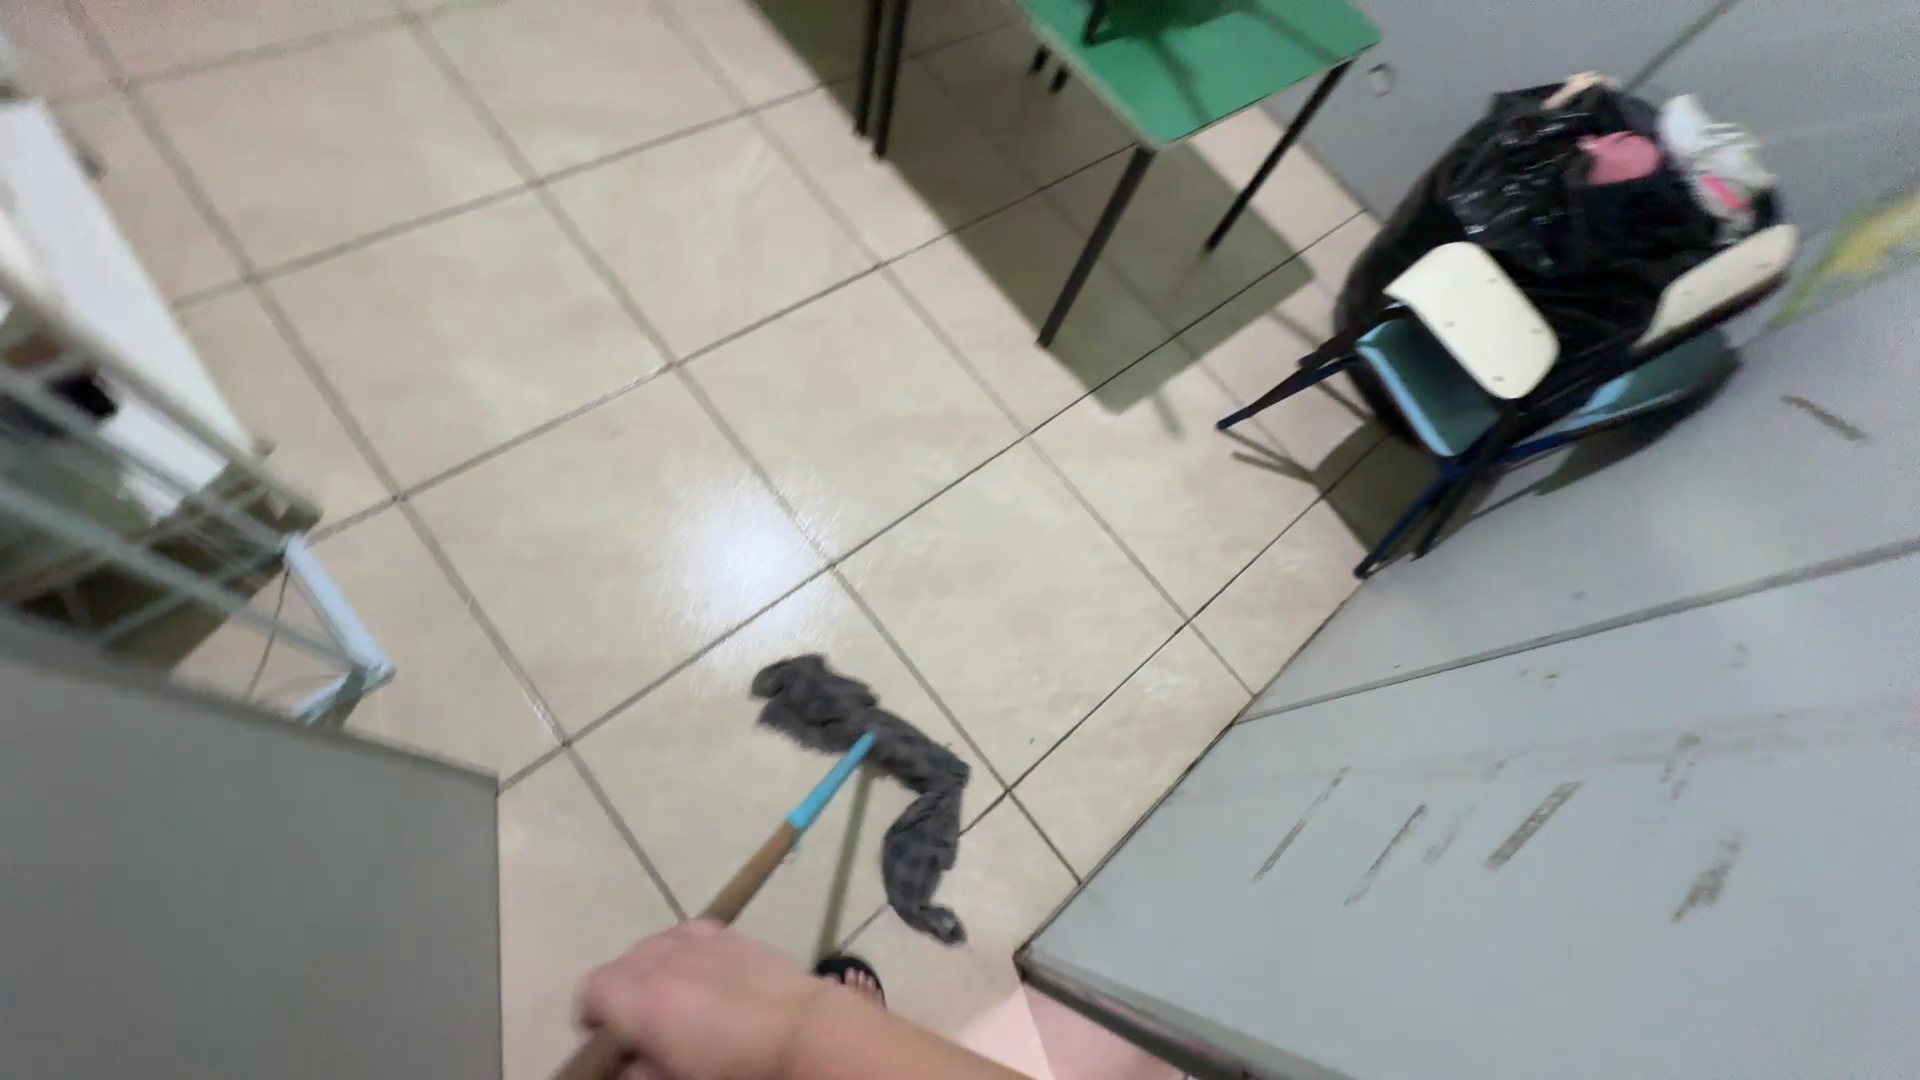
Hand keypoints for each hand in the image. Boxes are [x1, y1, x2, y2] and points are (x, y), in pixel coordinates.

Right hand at [580, 920, 825, 1079]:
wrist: (800, 1030)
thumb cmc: (734, 1069)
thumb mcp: (676, 1078)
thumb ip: (641, 1072)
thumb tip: (629, 1064)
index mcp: (644, 1000)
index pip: (593, 987)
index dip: (592, 1013)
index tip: (605, 1037)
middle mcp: (666, 960)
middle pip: (621, 962)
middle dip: (620, 991)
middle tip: (639, 1023)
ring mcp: (699, 941)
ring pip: (653, 942)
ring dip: (649, 966)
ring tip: (668, 995)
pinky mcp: (729, 933)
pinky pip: (688, 929)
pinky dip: (681, 947)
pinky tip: (698, 971)